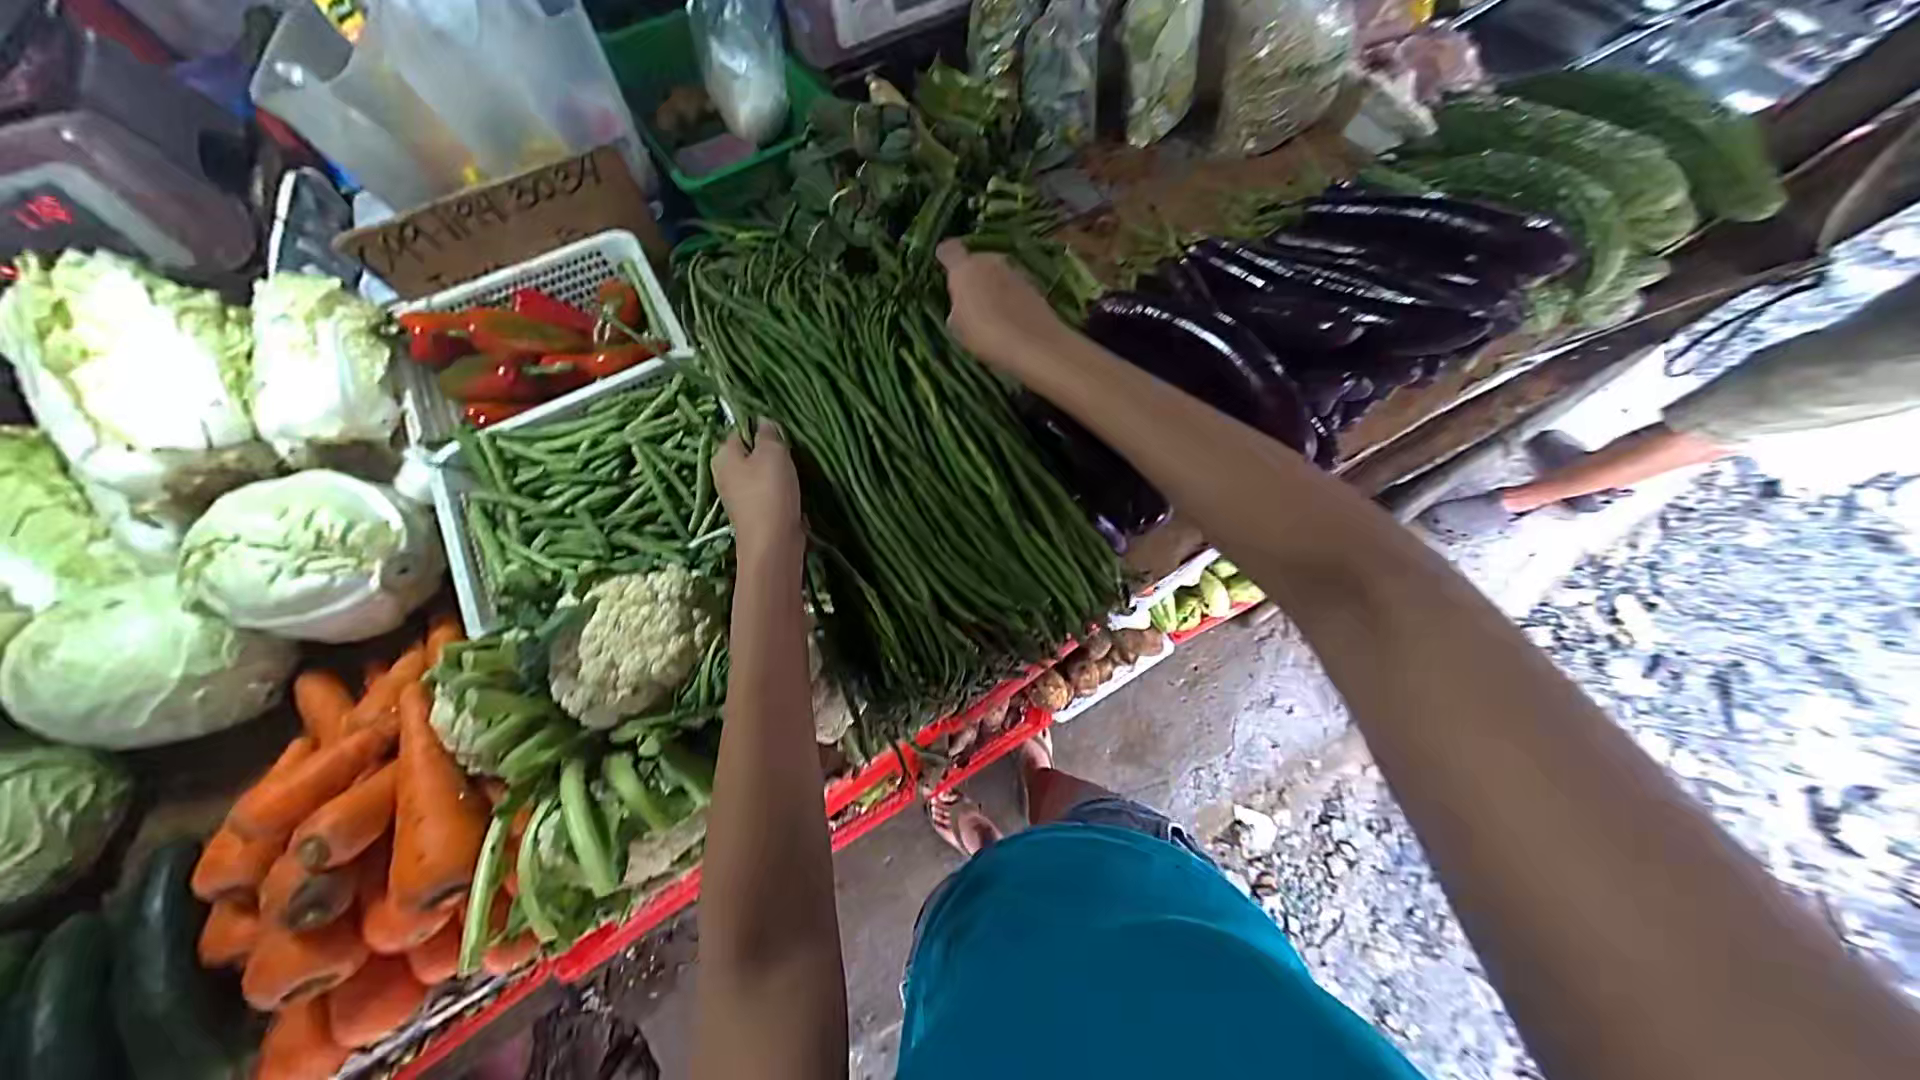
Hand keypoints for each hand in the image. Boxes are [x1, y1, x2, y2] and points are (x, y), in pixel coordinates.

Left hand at [713, 420, 802, 562]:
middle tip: (794, 451)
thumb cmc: (770, 492)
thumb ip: (768, 433)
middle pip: (752, 452)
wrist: (773, 543)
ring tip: (798, 471)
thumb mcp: (773, 453)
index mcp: (723, 455)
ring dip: (780, 472)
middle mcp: (725, 474)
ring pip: (762, 473)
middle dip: (774, 451)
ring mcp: (739, 495)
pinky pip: (769, 492)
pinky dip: (782, 490)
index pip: (741, 429)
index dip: (763, 428)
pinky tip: (796, 492)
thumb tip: (764, 421)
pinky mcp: (754, 511)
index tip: (785, 433)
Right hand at [937, 240, 1070, 373]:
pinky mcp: (1034, 285)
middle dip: (972, 276)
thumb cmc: (987, 337)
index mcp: (964, 269)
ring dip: (993, 286)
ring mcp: (1015, 271)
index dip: (945, 258)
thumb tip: (961, 305)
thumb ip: (955, 309)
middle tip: (969, 301)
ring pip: (996, 273)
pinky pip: (1013, 286)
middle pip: (975, 261)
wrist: (1036, 345)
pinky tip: (1010, 318)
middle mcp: (990, 261)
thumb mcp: (957, 330)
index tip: (944, 269)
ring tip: (991, 313)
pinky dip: (1010, 297)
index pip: (949, 250)